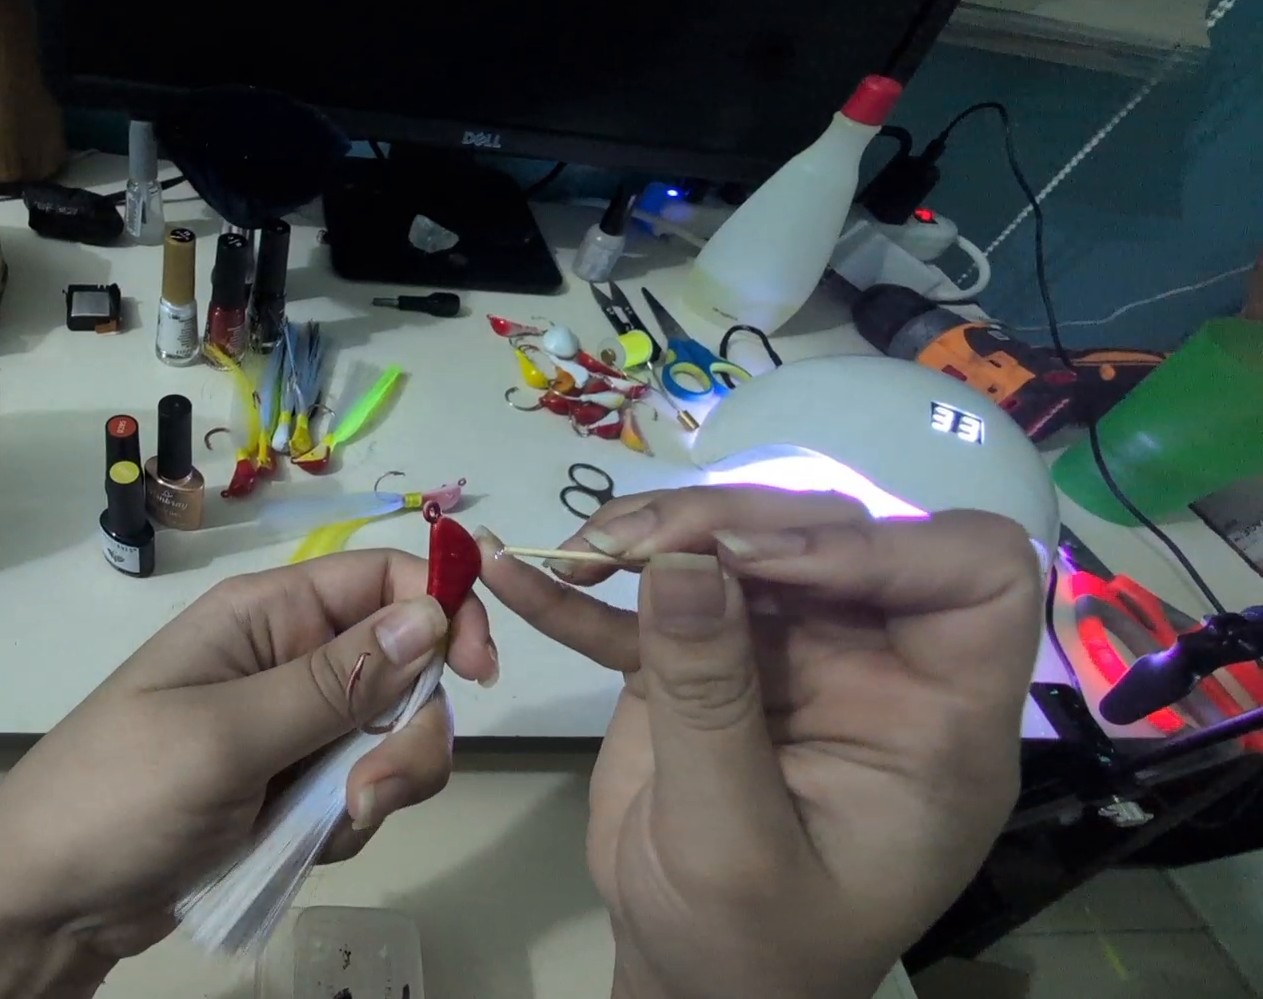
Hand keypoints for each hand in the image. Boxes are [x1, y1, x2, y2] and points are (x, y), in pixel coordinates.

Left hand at [0, 550, 496, 998]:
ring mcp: (293, 722)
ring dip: (381, 782)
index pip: (379, 577)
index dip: (442, 605)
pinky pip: (360, 785)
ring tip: (328, 824)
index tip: (480, 670)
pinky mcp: (293, 780)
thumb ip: (335, 680)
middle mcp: (288, 656)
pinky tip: (300, 845)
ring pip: (390, 731)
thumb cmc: (121, 794)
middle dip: (408, 727)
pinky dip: (349, 818)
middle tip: (370, 790)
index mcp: (267, 614)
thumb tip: (430, 613)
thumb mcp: (228, 735)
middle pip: (401, 663)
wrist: (52, 901)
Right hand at [480, 487, 1042, 998]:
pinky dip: (576, 592)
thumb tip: (683, 562)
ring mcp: (769, 650)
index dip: (870, 544)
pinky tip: (513, 572)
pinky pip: (641, 603)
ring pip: (724, 545)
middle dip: (716, 523)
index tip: (748, 564)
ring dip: (643, 536)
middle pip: (816, 531)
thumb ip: (710, 699)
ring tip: (573, 555)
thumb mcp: (729, 837)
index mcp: (929, 711)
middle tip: (620, 545)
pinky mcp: (692, 657)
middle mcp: (860, 659)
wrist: (687, 970)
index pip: (964, 572)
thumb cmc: (747, 942)